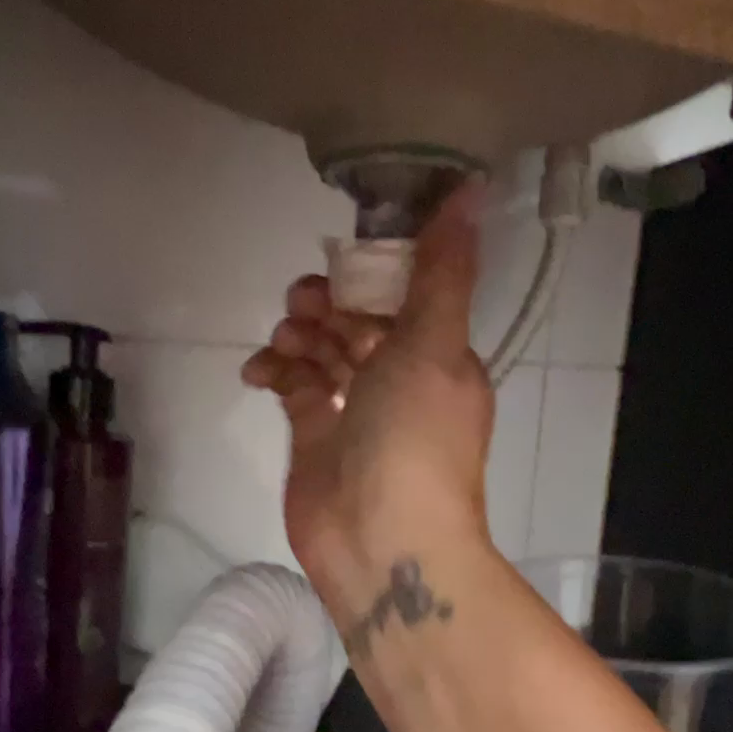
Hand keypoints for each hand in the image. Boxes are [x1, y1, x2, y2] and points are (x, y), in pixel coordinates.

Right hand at [241, 184, 495, 611]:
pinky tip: (260, 372)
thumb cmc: (416, 439)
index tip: (345, 256)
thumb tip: (472, 189)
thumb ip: (445, 271)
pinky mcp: (315, 437)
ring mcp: (355, 411)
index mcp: (439, 357)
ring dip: (302, 334)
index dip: (375, 273)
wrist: (382, 542)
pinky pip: (294, 387)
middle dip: (330, 303)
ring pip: (323, 350)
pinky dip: (276, 372)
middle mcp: (399, 380)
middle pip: (358, 321)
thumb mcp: (436, 345)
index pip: (405, 297)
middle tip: (303, 301)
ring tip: (287, 339)